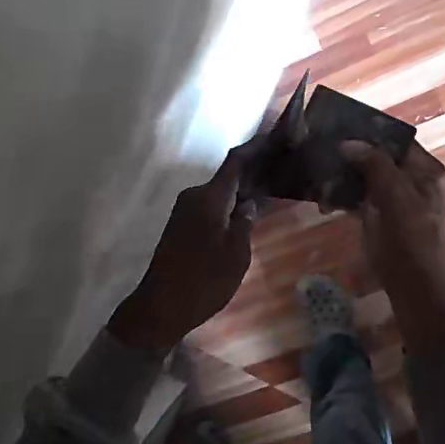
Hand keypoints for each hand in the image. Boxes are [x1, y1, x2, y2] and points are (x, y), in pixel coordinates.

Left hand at [107, 142, 259, 351]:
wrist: (161, 308)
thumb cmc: (203, 281)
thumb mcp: (236, 254)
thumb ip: (245, 223)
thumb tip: (249, 204)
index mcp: (209, 198)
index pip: (235, 162)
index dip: (256, 147)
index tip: (277, 135)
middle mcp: (194, 197)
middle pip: (228, 176)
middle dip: (254, 170)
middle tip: (283, 168)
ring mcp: (185, 211)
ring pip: (220, 192)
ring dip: (242, 190)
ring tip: (272, 189)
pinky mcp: (182, 226)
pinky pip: (211, 206)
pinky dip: (230, 205)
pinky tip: (248, 212)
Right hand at [342, 140, 444, 352]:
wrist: (413, 284)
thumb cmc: (412, 237)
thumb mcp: (397, 196)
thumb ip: (375, 165)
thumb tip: (348, 142)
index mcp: (424, 171)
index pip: (396, 141)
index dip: (371, 132)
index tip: (340, 125)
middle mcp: (408, 181)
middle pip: (377, 158)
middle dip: (350, 154)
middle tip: (321, 144)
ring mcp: (391, 200)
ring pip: (362, 178)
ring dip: (341, 175)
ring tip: (316, 169)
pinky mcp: (375, 218)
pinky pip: (355, 199)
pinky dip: (339, 196)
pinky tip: (321, 196)